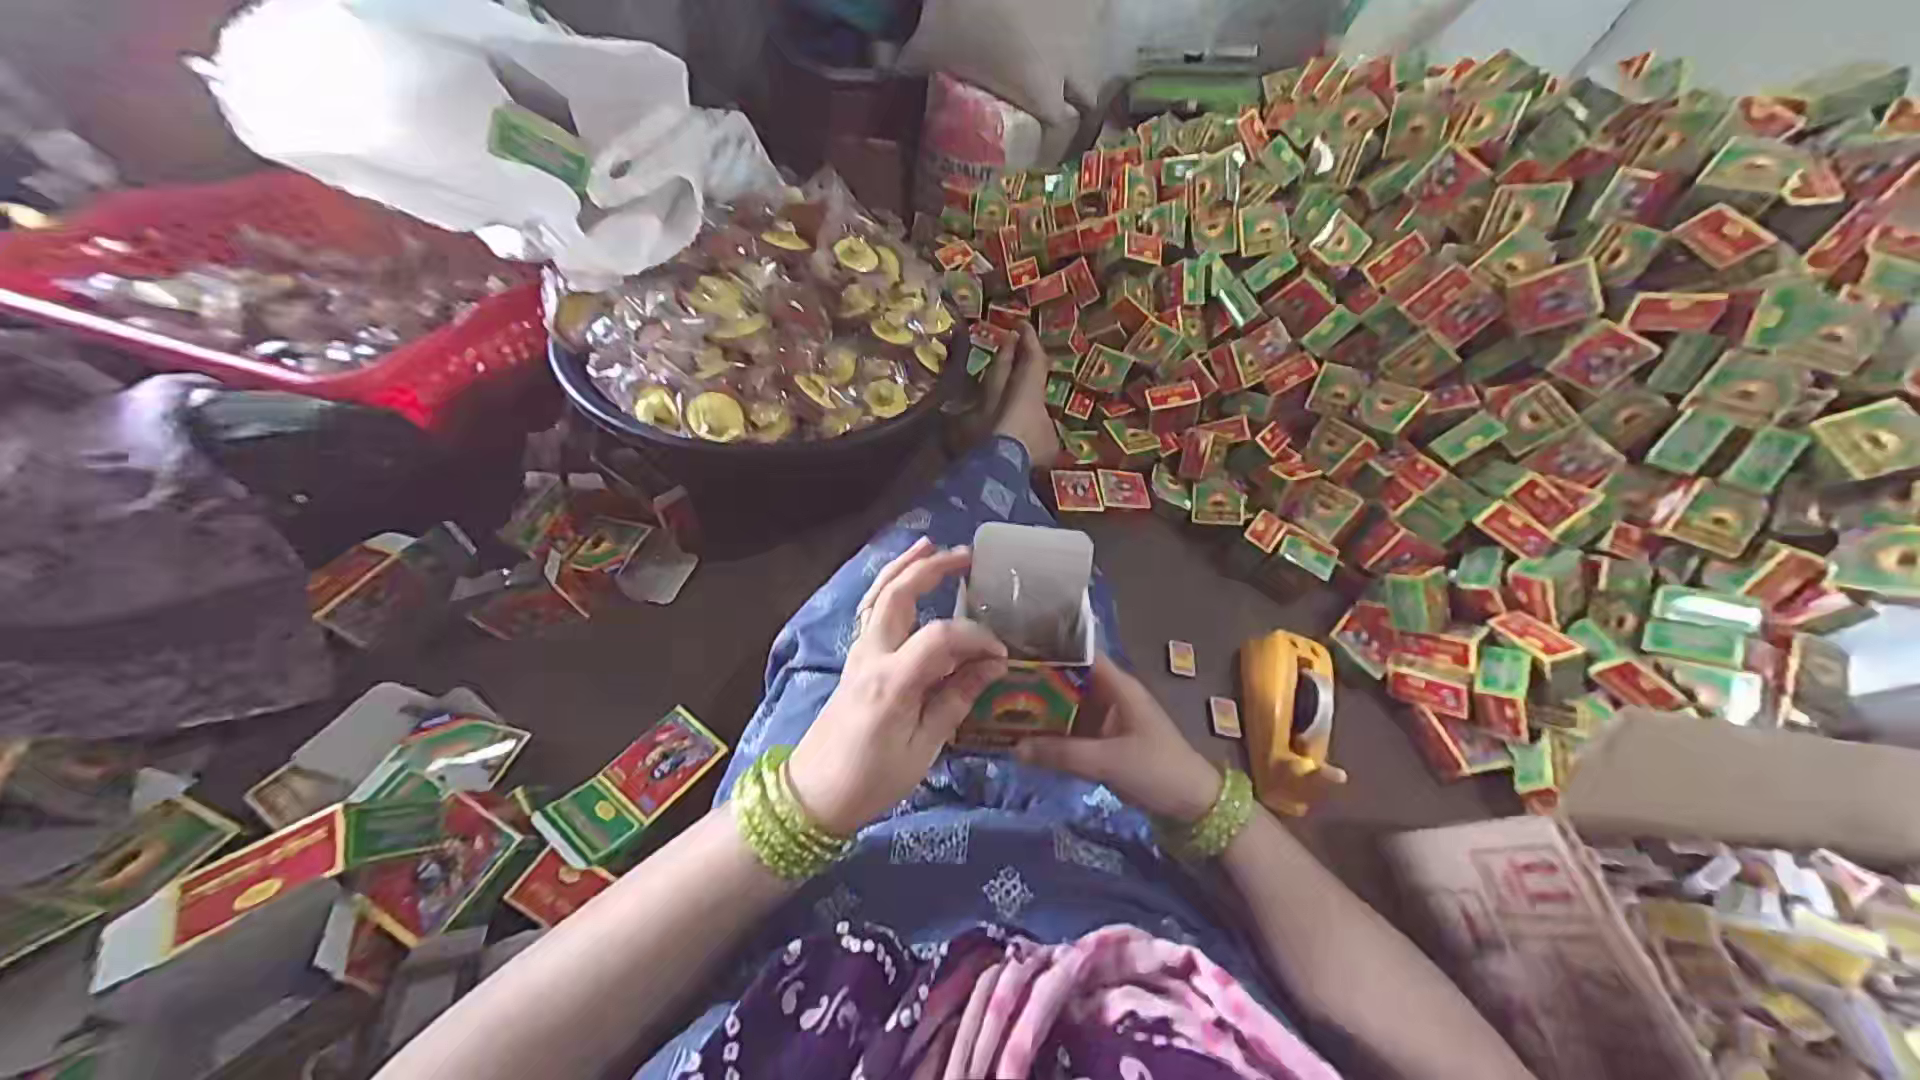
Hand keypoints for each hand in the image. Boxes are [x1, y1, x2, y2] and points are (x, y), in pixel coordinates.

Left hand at [786, 537, 1008, 833]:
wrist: (813, 795)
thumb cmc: (872, 779)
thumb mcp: (923, 748)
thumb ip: (956, 699)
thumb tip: (992, 665)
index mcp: (892, 681)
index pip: (941, 637)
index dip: (976, 637)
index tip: (1001, 654)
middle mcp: (872, 656)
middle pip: (898, 595)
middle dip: (931, 569)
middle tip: (965, 557)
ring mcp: (858, 654)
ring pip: (878, 595)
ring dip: (904, 567)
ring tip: (929, 546)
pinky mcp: (855, 659)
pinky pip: (872, 611)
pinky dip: (889, 588)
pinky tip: (903, 581)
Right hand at [1015, 654, 1222, 823]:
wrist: (1194, 805)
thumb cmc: (1157, 770)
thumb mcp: (1108, 761)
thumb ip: (1061, 753)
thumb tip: (1014, 747)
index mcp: (1118, 687)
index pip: (1080, 654)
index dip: (1051, 648)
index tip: (1016, 649)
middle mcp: (1110, 696)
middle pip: (1068, 679)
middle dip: (1037, 680)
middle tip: (998, 681)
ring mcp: (1107, 719)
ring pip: (1067, 704)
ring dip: (1041, 707)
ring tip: (1001, 704)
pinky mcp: (1104, 741)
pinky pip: (1072, 729)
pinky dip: (1052, 730)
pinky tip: (1024, 733)